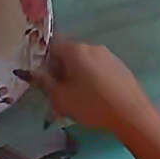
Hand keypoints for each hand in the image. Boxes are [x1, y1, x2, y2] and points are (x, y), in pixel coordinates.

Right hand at [18, 40, 159, 141]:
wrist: (131, 113)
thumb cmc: (91, 105)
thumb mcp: (60, 97)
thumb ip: (43, 82)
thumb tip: (28, 72)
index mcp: (75, 49)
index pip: (52, 45)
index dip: (44, 61)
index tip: (45, 80)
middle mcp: (92, 46)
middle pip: (68, 53)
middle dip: (60, 71)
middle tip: (59, 94)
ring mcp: (108, 55)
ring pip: (84, 62)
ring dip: (76, 76)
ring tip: (76, 100)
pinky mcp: (119, 66)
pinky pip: (98, 68)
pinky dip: (91, 78)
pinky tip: (94, 98)